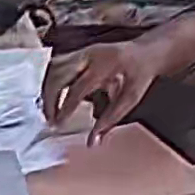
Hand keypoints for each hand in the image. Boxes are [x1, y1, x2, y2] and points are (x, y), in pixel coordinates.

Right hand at [42, 41, 171, 145]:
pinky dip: (50, 84)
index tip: (57, 124)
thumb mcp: (129, 100)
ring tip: (48, 112)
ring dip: (46, 91)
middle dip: (49, 99)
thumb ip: (109, 121)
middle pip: (58, 75)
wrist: (147, 52)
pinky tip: (51, 100)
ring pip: (53, 69)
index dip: (64, 108)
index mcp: (106, 63)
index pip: (77, 88)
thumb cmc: (139, 75)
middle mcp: (92, 54)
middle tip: (49, 120)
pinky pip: (56, 68)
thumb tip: (92, 142)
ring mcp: (83, 52)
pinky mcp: (78, 54)